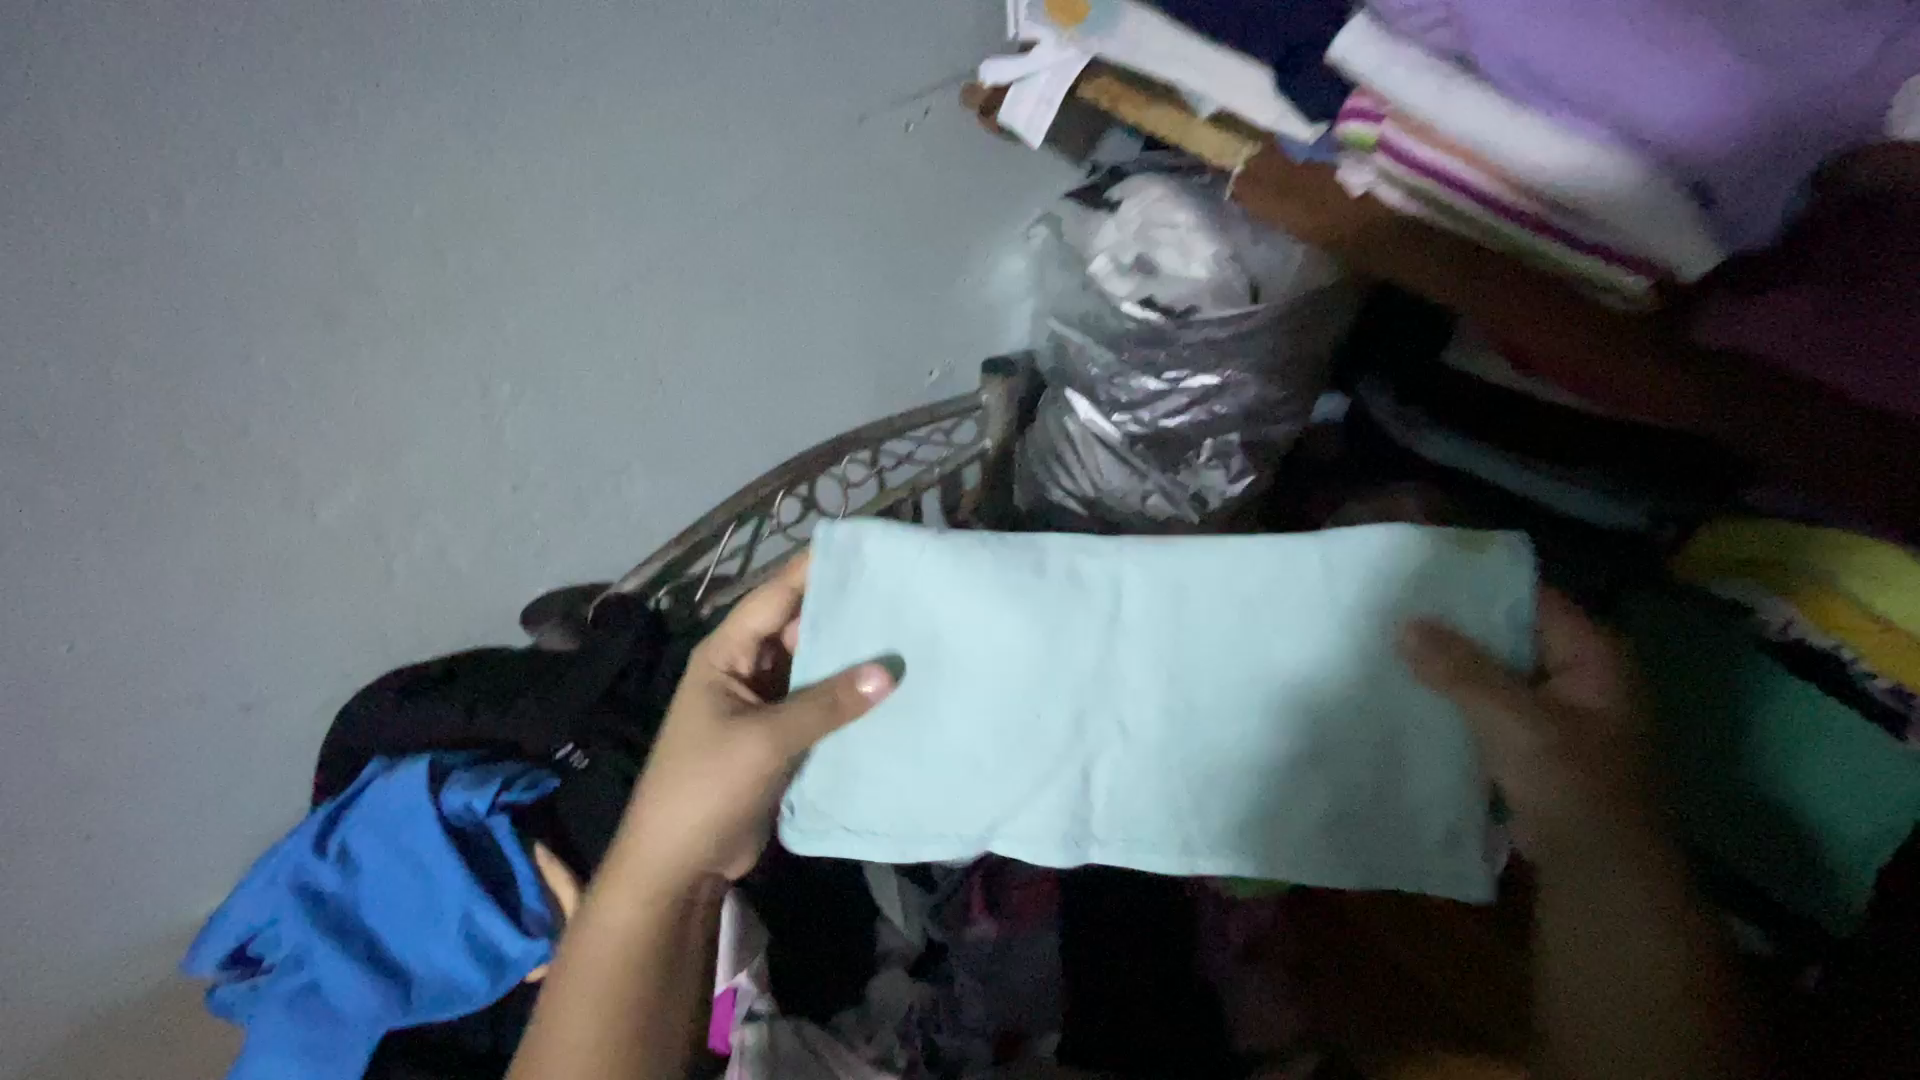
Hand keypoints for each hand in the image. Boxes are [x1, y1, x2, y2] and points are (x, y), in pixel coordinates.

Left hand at [617, 554, 894, 887]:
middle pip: (800, 627)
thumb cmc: (705, 787)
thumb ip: (827, 703)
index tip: (867, 549)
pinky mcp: (780, 735)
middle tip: (904, 594)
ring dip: (850, 657)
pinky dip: (847, 696)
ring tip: (907, 635)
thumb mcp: (766, 740)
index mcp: (727, 652)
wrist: (678, 864)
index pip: (776, 595)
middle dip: (845, 612)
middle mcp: (746, 668)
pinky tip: (889, 690)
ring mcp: (764, 703)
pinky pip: (819, 703)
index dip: (816, 569)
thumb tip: (890, 670)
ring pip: (813, 666)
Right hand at [1398, 590, 1656, 864]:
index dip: (1478, 586)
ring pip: (1492, 671)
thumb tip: (1404, 623)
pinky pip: (1485, 705)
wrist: (1597, 871)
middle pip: (1507, 634)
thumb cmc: (1571, 785)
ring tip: (1390, 641)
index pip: (1530, 600)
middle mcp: (1577, 676)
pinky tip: (1408, 688)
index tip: (1421, 574)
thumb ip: (1460, 670)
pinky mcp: (1530, 742)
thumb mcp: (1513, 719)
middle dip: (1454, 625)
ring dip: (1449, 663)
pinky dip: (1453, 697)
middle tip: (1393, 605)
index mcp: (1593, 658)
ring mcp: (1554, 711)